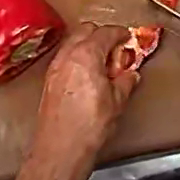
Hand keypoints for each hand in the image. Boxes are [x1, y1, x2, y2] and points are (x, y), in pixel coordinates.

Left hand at [31, 24, 140, 165]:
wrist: (61, 149)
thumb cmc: (88, 126)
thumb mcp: (117, 101)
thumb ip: (125, 82)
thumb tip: (130, 75)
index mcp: (87, 54)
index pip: (106, 32)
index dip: (119, 33)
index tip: (126, 37)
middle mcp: (68, 56)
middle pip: (86, 30)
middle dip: (102, 35)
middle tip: (116, 49)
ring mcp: (55, 67)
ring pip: (72, 42)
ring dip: (87, 45)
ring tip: (102, 63)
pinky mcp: (49, 81)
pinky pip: (65, 57)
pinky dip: (77, 58)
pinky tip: (87, 75)